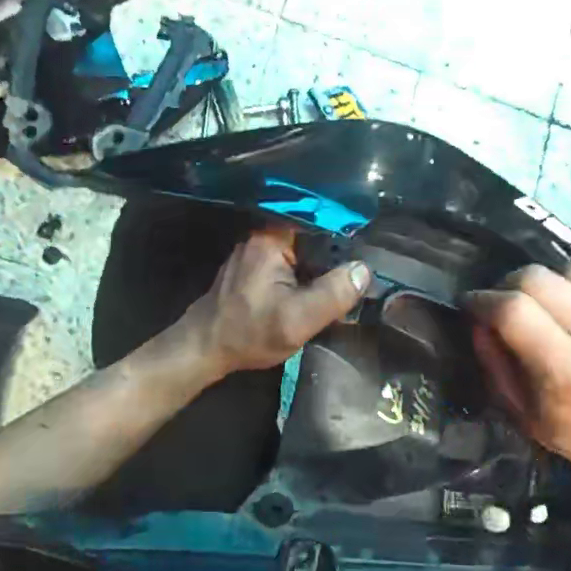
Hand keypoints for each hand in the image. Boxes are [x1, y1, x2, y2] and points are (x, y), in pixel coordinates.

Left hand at [177, 227, 370, 375]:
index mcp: (271, 239)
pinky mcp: (253, 270)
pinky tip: (317, 290)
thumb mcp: (298, 319)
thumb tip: (364, 270)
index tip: (367, 246)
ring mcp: (255, 253)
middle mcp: (261, 237)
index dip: (345, 231)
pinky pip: (288, 264)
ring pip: (300, 251)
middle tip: (361, 271)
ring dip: (320, 266)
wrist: (203, 350)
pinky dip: (304, 275)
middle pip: (311, 236)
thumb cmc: (249, 333)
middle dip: (335, 253)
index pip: (318, 220)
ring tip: (347, 280)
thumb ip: (333, 294)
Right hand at [467, 250, 570, 477]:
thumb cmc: (570, 429)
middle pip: (540, 277)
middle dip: (511, 284)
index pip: (513, 309)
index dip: (483, 299)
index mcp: (568, 369)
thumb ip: (492, 358)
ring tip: (555, 299)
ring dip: (557, 277)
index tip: (473, 302)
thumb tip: (477, 313)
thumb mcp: (517, 407)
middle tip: (508, 301)